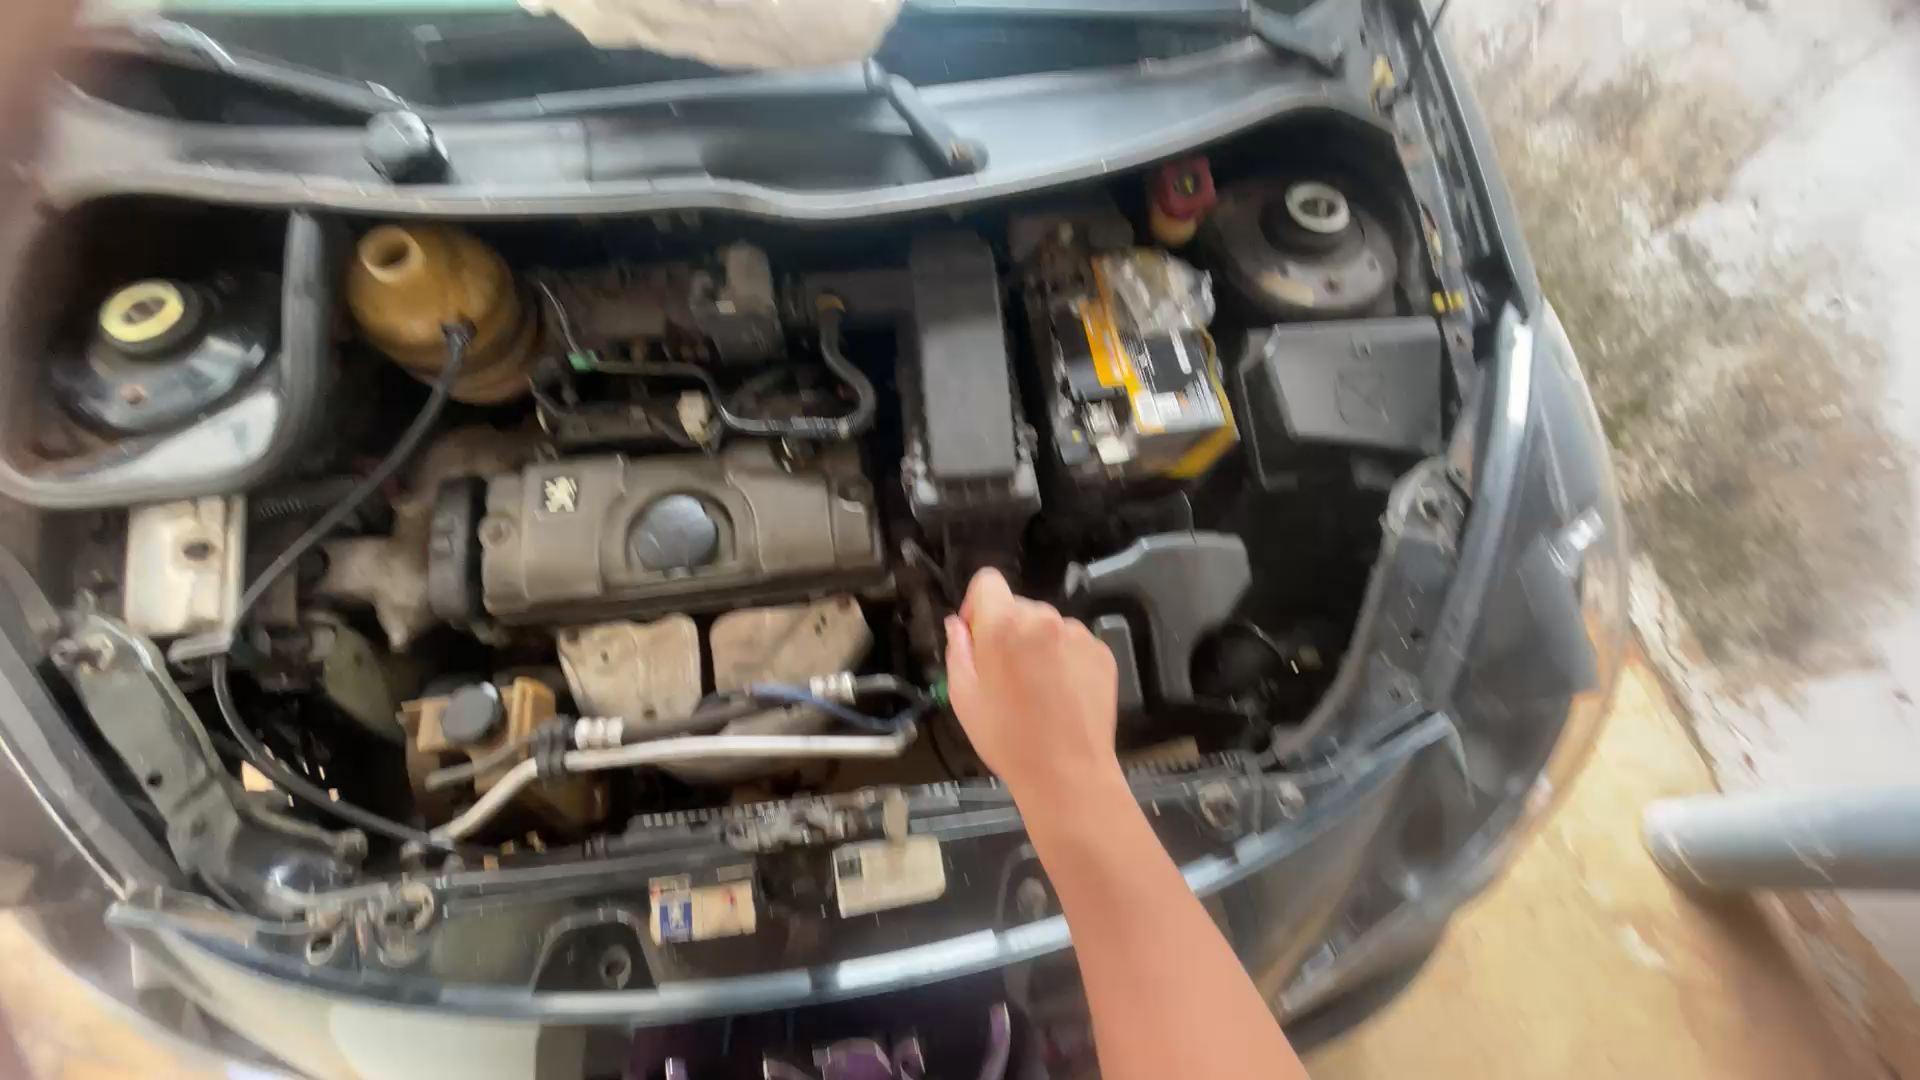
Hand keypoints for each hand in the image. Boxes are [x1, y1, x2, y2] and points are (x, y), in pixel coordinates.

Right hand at [943, 568, 1119, 798]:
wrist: (1068, 773)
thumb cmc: (1007, 738)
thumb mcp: (963, 697)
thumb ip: (958, 650)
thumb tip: (958, 625)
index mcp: (1004, 624)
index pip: (987, 581)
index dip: (977, 604)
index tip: (977, 635)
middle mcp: (1043, 618)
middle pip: (1018, 606)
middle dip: (1008, 629)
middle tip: (1006, 674)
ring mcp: (1077, 634)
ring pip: (1048, 625)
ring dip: (1038, 644)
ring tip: (1038, 689)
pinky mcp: (1101, 651)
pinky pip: (1074, 643)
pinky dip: (1065, 659)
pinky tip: (1062, 693)